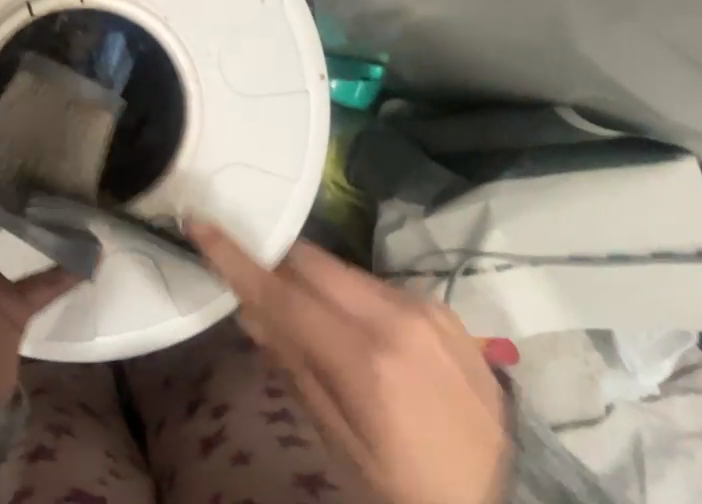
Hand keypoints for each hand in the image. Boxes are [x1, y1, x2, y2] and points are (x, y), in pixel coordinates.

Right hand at [188, 223, 509, 503]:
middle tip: (257, 290)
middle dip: (277, 267)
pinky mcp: (446, 312)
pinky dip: (353, 299)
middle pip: (312, 263)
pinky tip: (361, 338)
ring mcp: (427, 310)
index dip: (236, 259)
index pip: (282, 293)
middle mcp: (397, 318)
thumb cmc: (406, 484)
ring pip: (344, 272)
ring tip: (315, 328)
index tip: (200, 225)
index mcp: (366, 359)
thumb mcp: (340, 440)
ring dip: (315, 285)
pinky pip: (379, 287)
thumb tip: (252, 312)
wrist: (500, 501)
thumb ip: (296, 367)